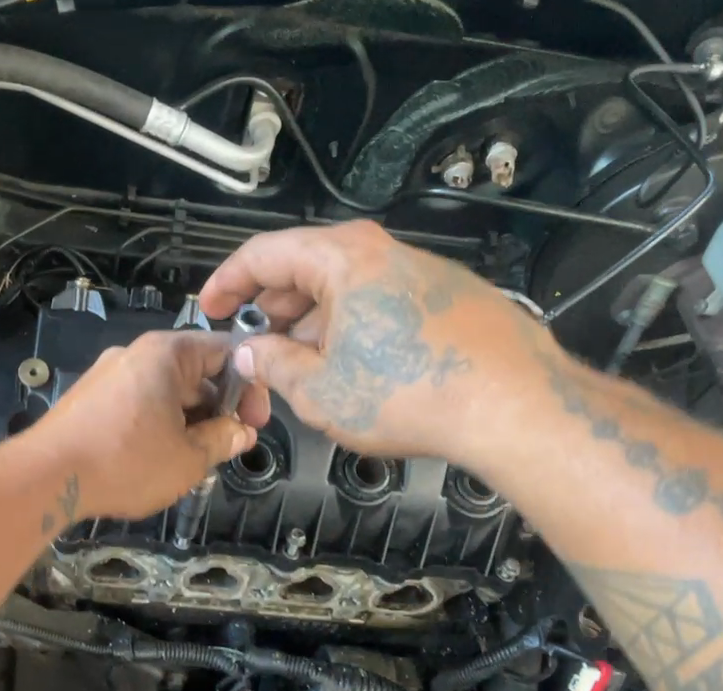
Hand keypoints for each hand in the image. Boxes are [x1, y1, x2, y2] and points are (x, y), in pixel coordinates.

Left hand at [27, 331, 269, 521]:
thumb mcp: (188, 458)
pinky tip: (156, 459)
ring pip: (164, 392)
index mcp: (166, 354)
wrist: (46, 477)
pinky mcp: (88, 400)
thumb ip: (222, 440)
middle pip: (193, 371)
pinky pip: (136, 404)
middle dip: (216, 408)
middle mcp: (135, 354)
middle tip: (226, 446)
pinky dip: (156, 425)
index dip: (250, 387)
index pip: (226, 352)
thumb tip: (241, 432)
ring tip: (192, 459)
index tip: (255, 423)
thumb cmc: (126, 462)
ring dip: (187, 421)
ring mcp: (107, 375)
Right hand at [198, 220, 557, 465]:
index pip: (264, 253)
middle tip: (253, 340)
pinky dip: (351, 326)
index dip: (227, 282)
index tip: (209, 307)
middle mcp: (384, 251)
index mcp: (343, 258)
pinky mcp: (449, 297)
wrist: (514, 406)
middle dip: (271, 304)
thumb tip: (251, 352)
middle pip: (307, 265)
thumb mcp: (317, 390)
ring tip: (299, 361)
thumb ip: (271, 364)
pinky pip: (381, 301)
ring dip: (312, 319)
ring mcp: (422, 271)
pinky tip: (351, 366)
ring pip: (346, 286)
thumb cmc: (410, 395)